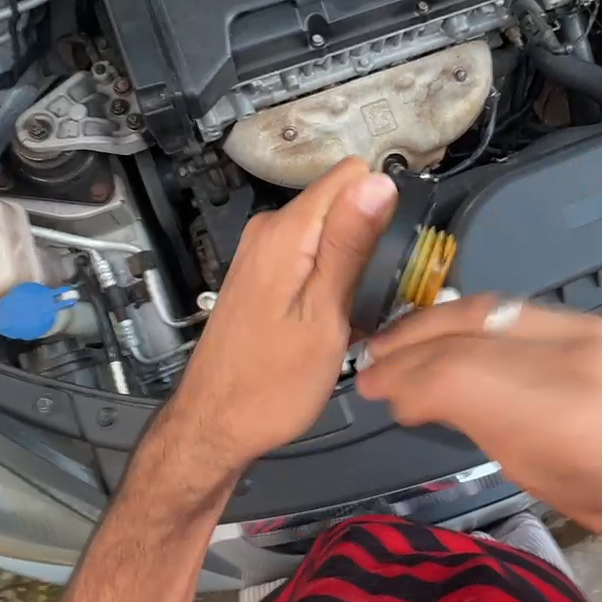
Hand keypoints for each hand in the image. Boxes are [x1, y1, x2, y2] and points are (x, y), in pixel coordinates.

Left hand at [164, 158, 396, 474]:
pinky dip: (331, 274)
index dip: (379, 206)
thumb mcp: (324, 314)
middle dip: (368, 236)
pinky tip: (332, 313)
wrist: (216, 425)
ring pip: (330, 228)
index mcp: (286, 232)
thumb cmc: (272, 383)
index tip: (384, 252)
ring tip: (351, 309)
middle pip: (341, 201)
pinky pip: (312, 250)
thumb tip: (378, 181)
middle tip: (369, 295)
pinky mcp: (263, 270)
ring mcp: (263, 249)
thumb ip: (351, 244)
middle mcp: (269, 229)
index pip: (351, 175)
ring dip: (351, 260)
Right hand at [354, 298, 601, 570]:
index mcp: (560, 412)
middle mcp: (572, 355)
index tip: (375, 389)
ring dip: (433, 321)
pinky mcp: (594, 321)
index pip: (456, 373)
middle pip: (465, 328)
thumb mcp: (546, 482)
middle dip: (408, 341)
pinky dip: (470, 320)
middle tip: (371, 359)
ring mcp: (586, 329)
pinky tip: (449, 331)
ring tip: (398, 340)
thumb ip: (484, 428)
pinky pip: (514, 310)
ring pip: (487, 307)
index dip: (404, 377)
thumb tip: (428, 398)